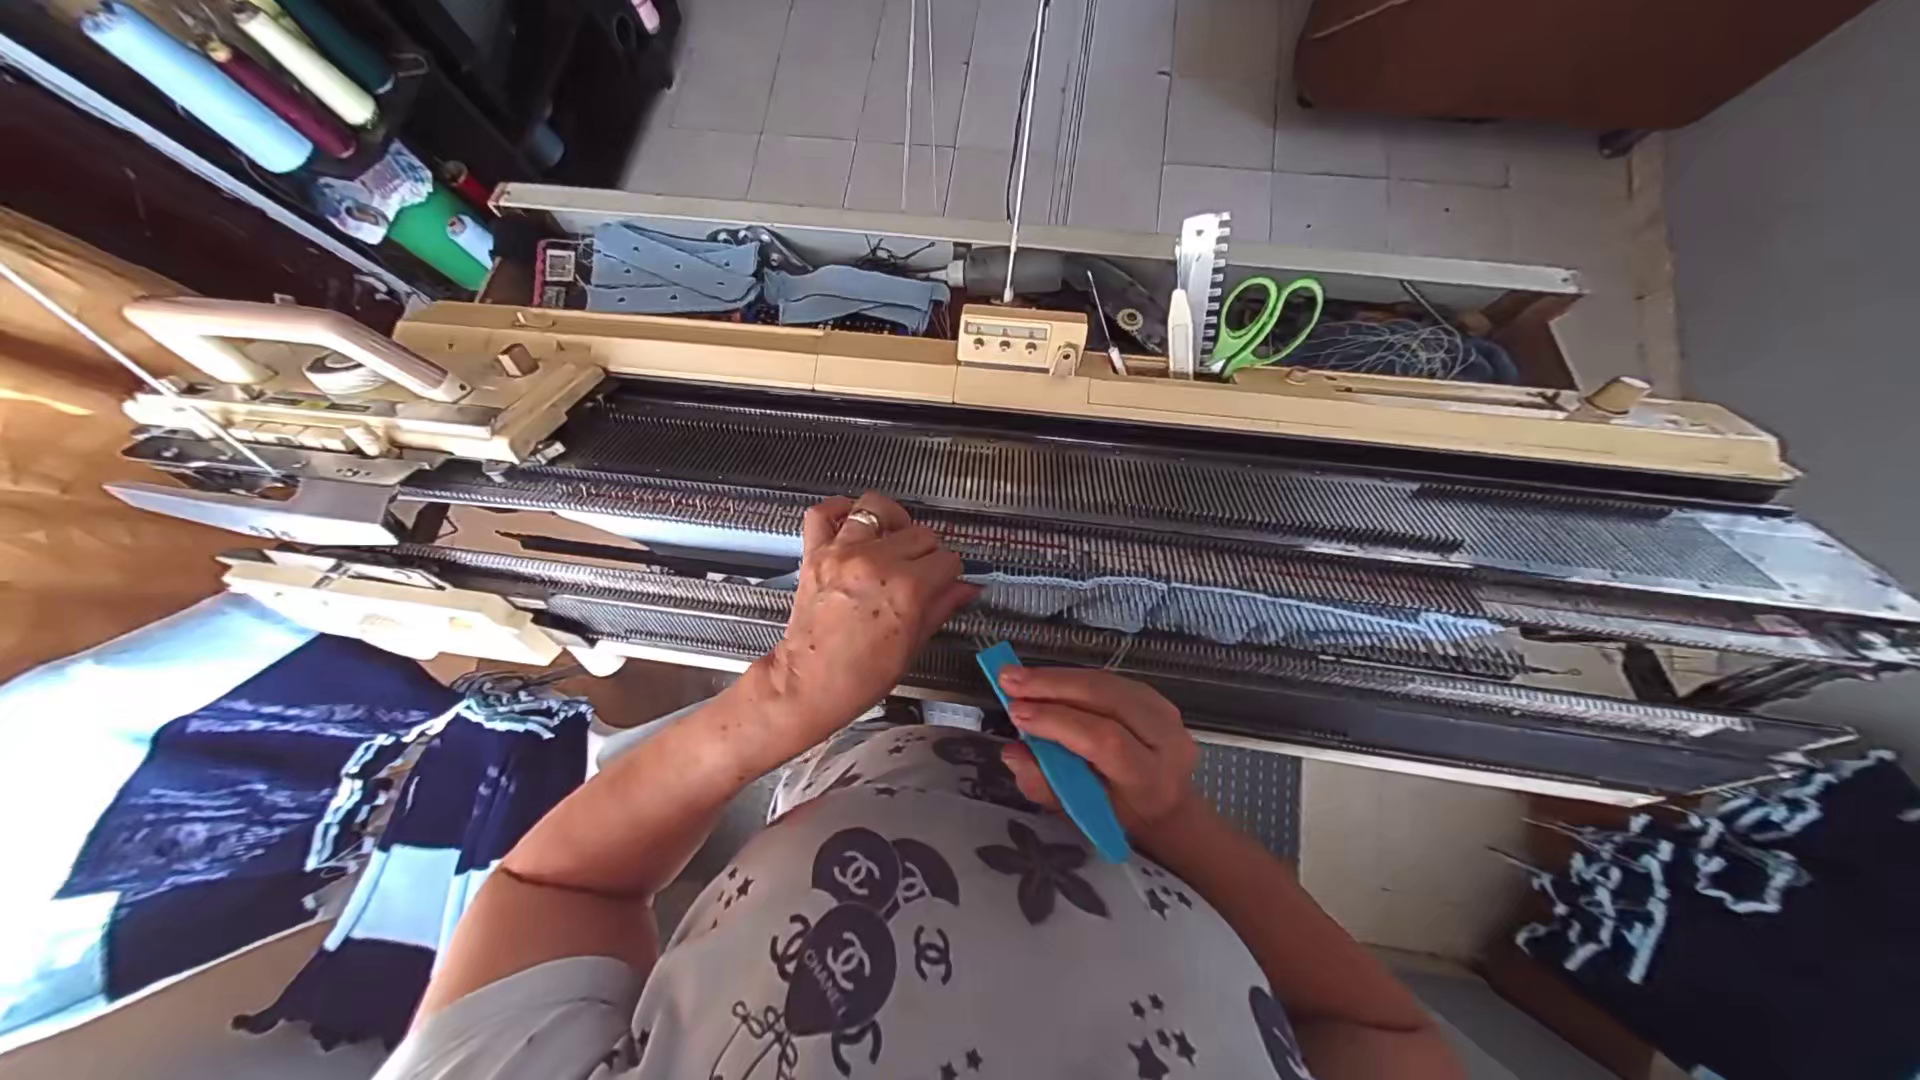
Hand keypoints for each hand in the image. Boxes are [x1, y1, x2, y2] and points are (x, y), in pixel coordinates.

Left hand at [760, 493, 976, 745]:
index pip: (947, 559)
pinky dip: (839, 510)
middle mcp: (876, 563)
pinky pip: (823, 512)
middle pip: (920, 532)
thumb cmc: (859, 674)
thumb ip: (942, 606)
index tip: (945, 581)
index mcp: (907, 588)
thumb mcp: (914, 644)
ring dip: (892, 522)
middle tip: (922, 569)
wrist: (810, 684)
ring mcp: (843, 554)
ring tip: (893, 538)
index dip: (951, 572)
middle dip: (928, 551)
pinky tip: (853, 522)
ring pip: (878, 508)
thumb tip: (964, 589)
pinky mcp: (816, 554)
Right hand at [997, 668, 1204, 840]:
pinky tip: (1043, 681)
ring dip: (1057, 678)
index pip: (1105, 740)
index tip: (1015, 712)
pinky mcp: (1154, 697)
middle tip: (1008, 680)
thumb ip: (1045, 786)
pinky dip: (1071, 679)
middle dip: (1052, 686)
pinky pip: (1106, 681)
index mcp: (1150, 778)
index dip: (1058, 722)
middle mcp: (1165, 739)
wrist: (1168, 810)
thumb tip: (1013, 752)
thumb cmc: (1120, 817)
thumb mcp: (1080, 814)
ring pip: (1104, 683)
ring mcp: (1164, 712)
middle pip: (1106, 698)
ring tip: (1017, 677)